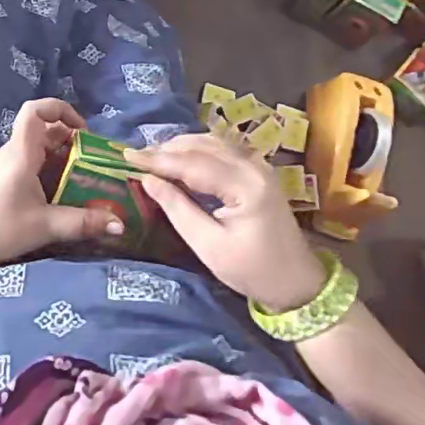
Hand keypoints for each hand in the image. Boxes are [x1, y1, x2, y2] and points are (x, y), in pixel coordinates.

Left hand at [0, 99, 122, 272]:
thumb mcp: (45, 225)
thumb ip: (83, 223)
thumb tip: (120, 225)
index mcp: (21, 152)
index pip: (35, 110)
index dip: (61, 110)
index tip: (83, 130)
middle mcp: (14, 153)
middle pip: (44, 130)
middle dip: (71, 139)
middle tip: (94, 159)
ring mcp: (8, 166)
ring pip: (40, 148)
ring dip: (63, 157)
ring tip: (87, 176)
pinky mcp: (5, 181)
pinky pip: (33, 164)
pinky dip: (52, 170)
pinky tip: (66, 192)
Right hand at [124, 135, 326, 312]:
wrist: (297, 282)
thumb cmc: (252, 270)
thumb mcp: (209, 246)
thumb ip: (178, 209)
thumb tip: (148, 181)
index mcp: (245, 187)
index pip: (193, 163)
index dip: (157, 159)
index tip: (126, 157)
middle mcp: (254, 167)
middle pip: (203, 145)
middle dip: (166, 149)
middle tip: (134, 156)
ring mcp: (259, 166)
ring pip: (212, 142)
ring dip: (180, 147)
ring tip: (150, 156)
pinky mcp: (257, 171)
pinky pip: (222, 150)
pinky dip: (196, 151)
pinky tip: (178, 160)